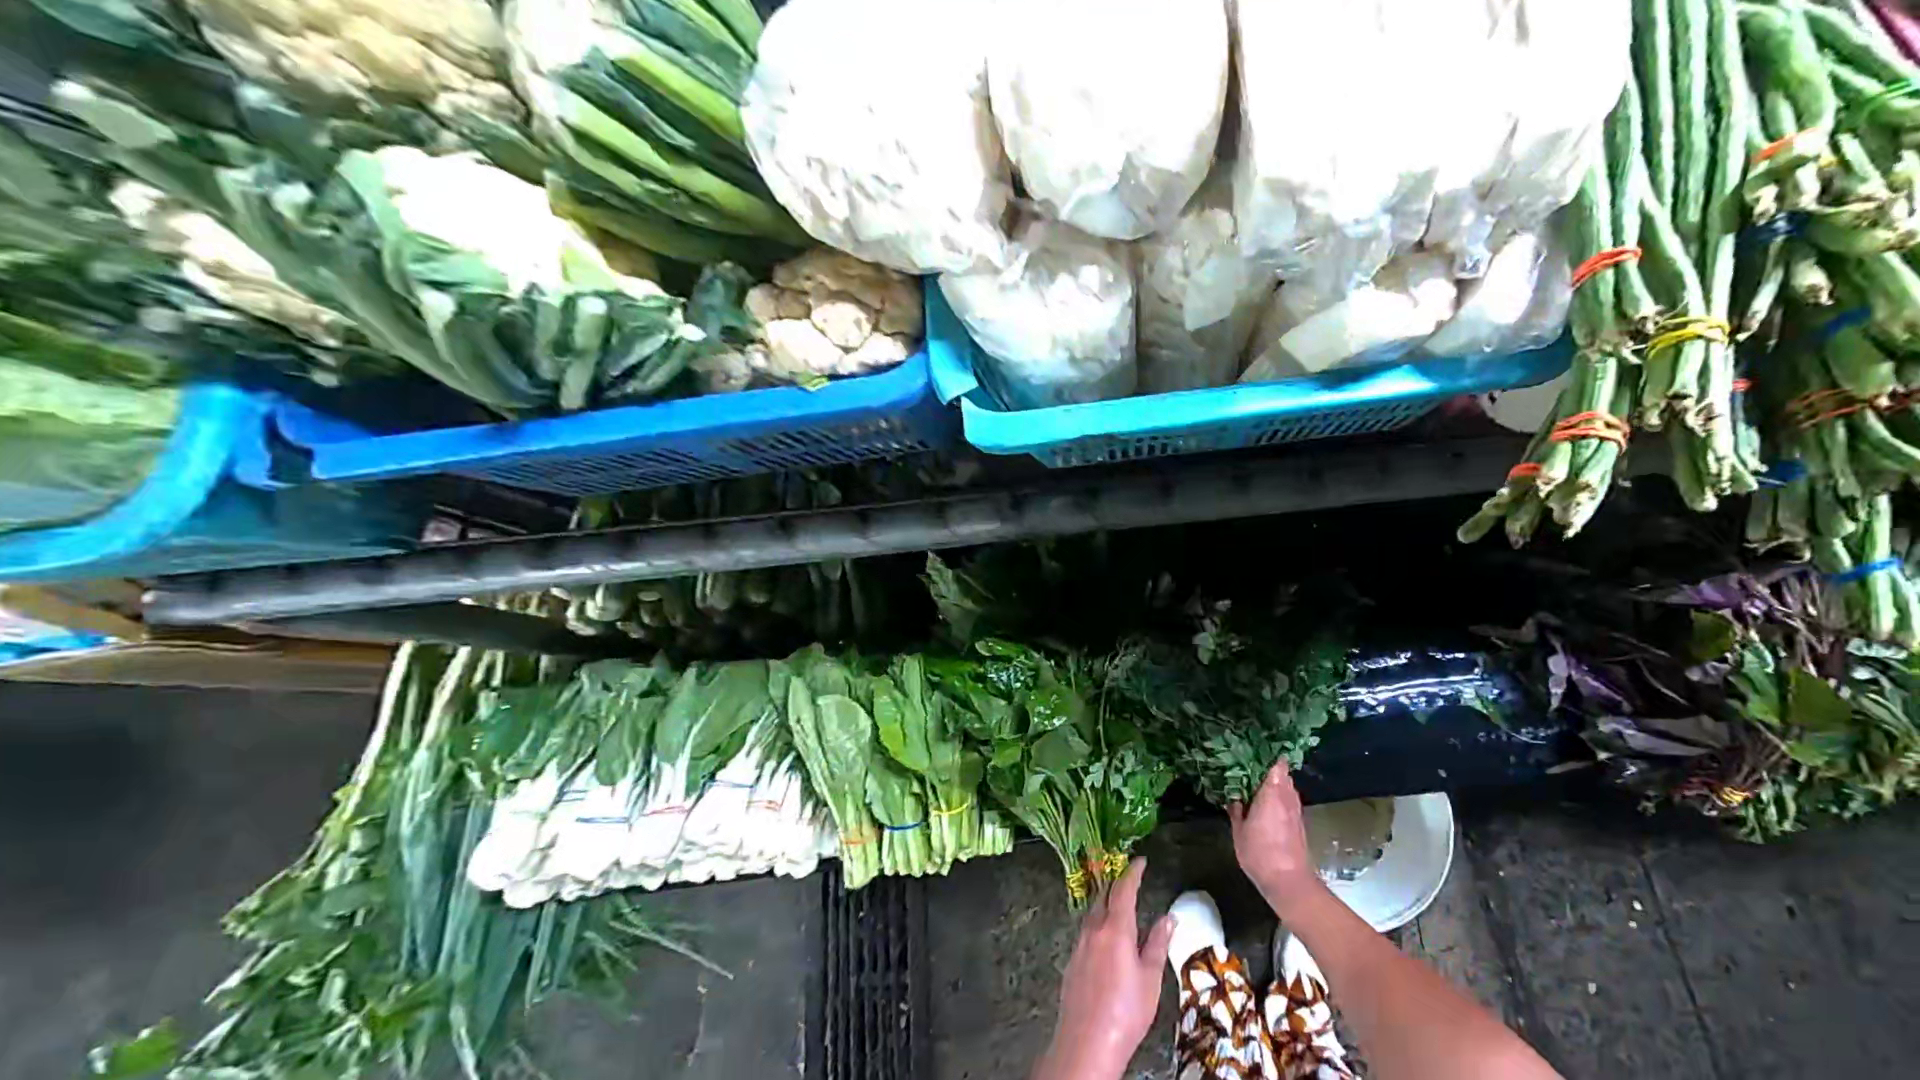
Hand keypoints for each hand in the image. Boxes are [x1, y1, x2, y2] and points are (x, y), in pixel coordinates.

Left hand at [1033, 858, 1175, 1079]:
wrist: (1087, 1040)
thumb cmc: (1126, 1011)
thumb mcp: (1150, 978)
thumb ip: (1157, 944)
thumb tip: (1168, 918)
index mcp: (1115, 930)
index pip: (1123, 890)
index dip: (1132, 872)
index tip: (1140, 860)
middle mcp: (1093, 930)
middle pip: (1103, 897)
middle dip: (1116, 884)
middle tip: (1130, 878)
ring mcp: (1079, 944)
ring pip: (1093, 914)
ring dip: (1106, 903)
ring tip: (1119, 904)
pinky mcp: (1072, 960)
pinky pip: (1086, 932)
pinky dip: (1098, 924)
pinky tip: (1106, 938)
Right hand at [1228, 760, 1321, 915]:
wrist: (1289, 882)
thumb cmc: (1260, 853)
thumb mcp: (1239, 829)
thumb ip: (1236, 808)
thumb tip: (1233, 794)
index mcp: (1272, 792)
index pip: (1276, 764)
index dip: (1266, 754)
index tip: (1251, 748)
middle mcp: (1287, 797)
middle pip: (1282, 773)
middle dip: (1267, 767)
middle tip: (1246, 764)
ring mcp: (1295, 810)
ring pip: (1286, 787)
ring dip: (1273, 782)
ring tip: (1252, 781)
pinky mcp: (1298, 823)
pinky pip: (1287, 800)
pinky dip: (1277, 796)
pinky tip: (1262, 802)